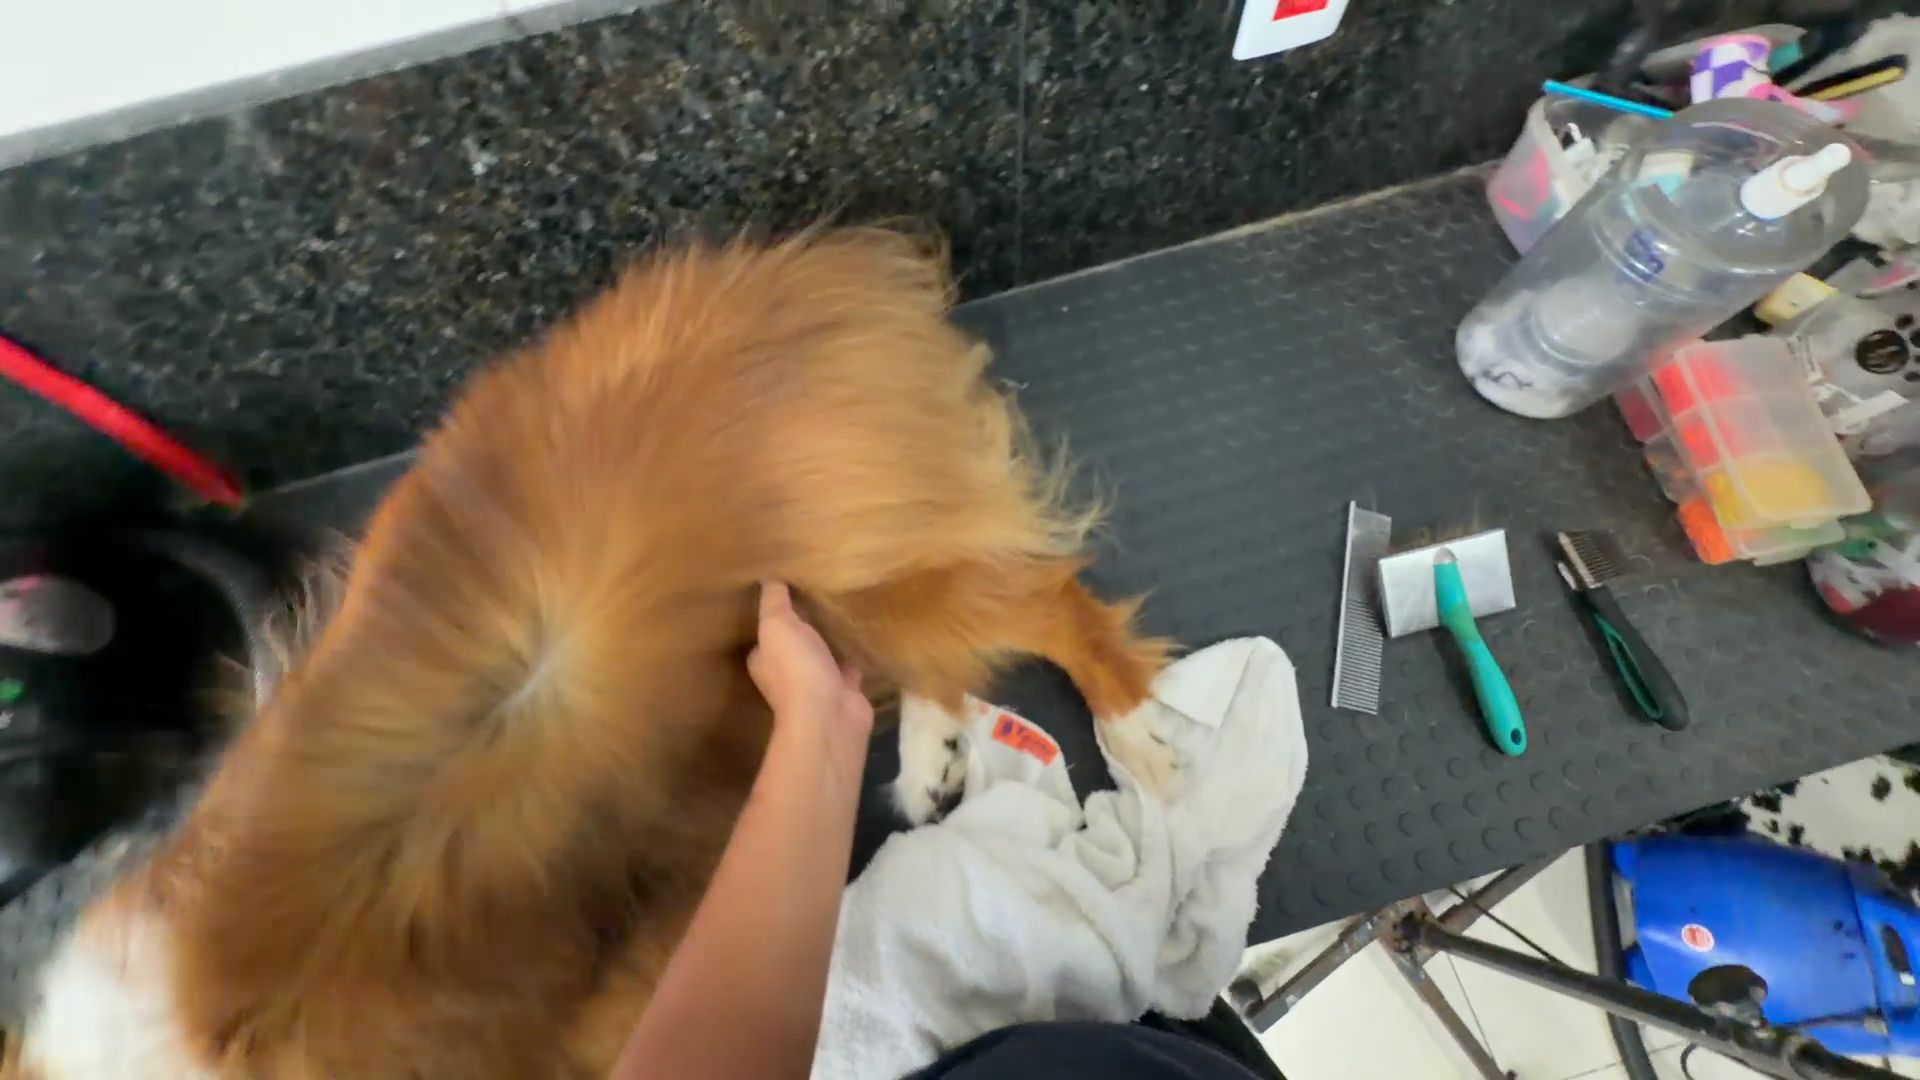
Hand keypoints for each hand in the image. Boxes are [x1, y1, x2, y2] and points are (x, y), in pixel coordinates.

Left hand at [748, 581, 873, 747]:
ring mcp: (817, 682)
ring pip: (824, 651)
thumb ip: (775, 600)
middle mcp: (788, 671)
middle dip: (809, 622)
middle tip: (824, 589)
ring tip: (846, 603)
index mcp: (765, 657)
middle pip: (797, 640)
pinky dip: (855, 650)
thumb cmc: (796, 669)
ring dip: (832, 636)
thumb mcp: (777, 625)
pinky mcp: (844, 688)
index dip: (778, 610)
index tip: (793, 585)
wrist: (829, 715)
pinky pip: (849, 663)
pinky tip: (865, 629)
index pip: (768, 630)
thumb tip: (768, 574)